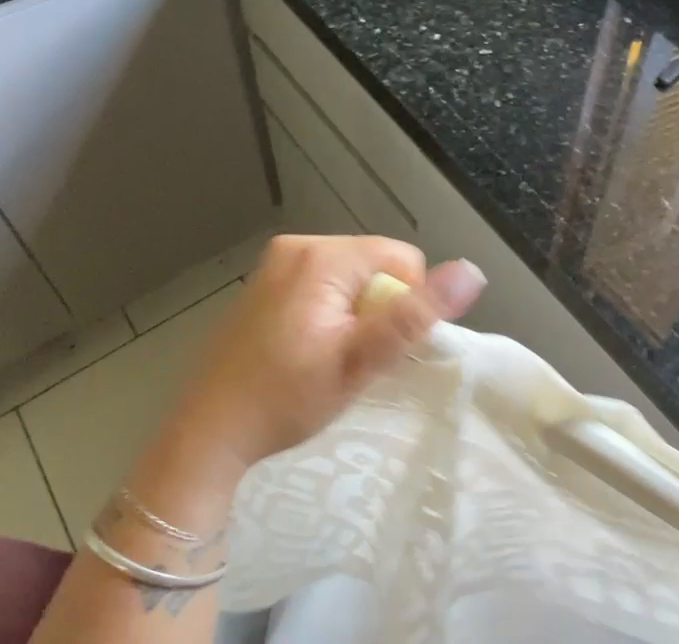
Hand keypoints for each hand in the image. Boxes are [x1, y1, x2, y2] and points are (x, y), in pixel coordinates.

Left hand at [175, 235, 485, 470]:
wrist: (206, 434)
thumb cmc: (285, 399)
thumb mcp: (358, 361)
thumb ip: (414, 315)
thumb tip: (472, 271)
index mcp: (321, 254)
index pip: (403, 260)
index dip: (404, 306)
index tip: (375, 349)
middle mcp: (297, 245)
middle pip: (376, 266)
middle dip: (377, 310)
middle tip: (351, 359)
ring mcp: (275, 263)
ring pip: (351, 279)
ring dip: (355, 315)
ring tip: (329, 359)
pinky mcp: (264, 284)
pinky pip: (322, 285)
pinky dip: (329, 314)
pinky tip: (307, 352)